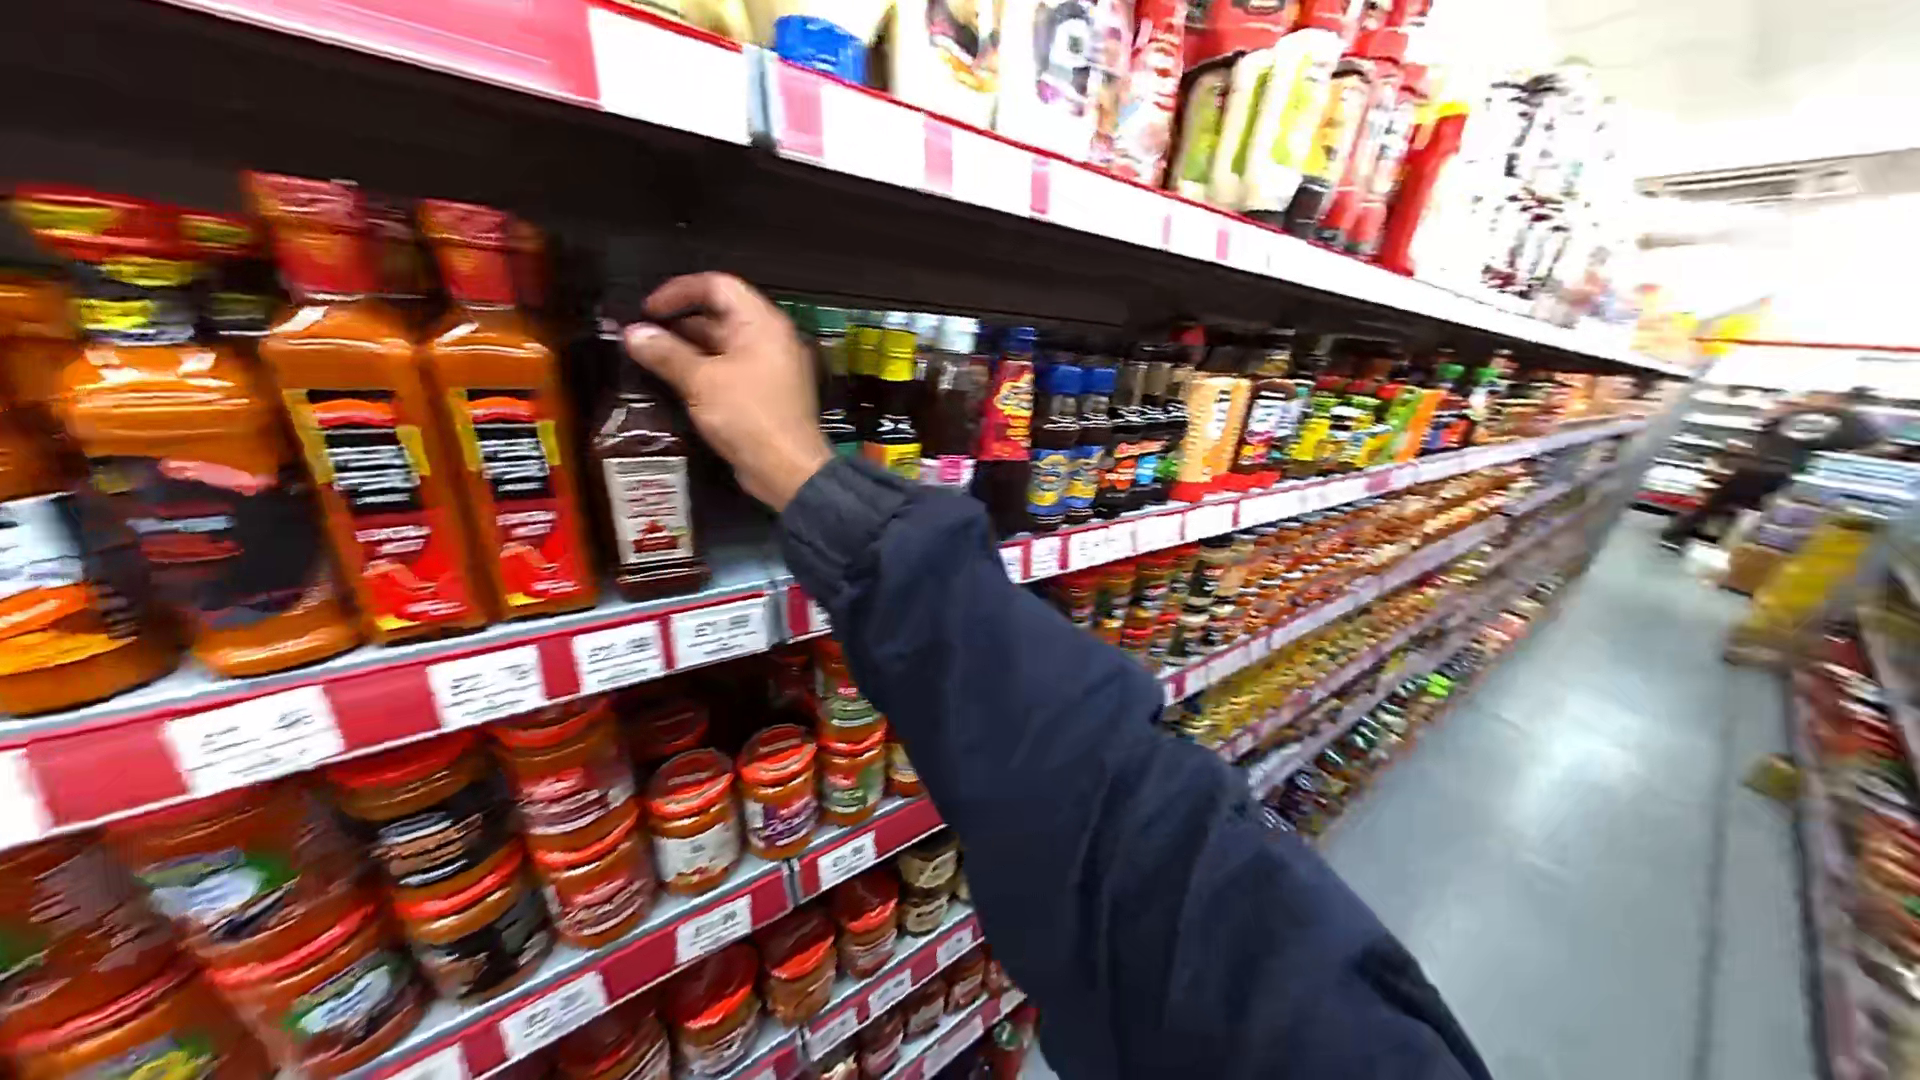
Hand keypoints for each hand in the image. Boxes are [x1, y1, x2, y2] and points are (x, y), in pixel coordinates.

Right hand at [623, 273, 832, 511]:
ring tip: (651, 357)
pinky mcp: (765, 393)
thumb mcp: (701, 382)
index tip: (649, 309)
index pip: (719, 286)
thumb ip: (666, 353)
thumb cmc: (749, 418)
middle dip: (680, 322)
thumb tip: (634, 333)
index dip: (680, 291)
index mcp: (762, 324)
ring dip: (688, 348)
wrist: (787, 469)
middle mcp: (771, 340)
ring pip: (723, 345)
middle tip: (644, 335)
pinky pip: (731, 370)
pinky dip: (704, 371)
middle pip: (720, 315)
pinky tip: (676, 381)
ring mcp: (770, 368)